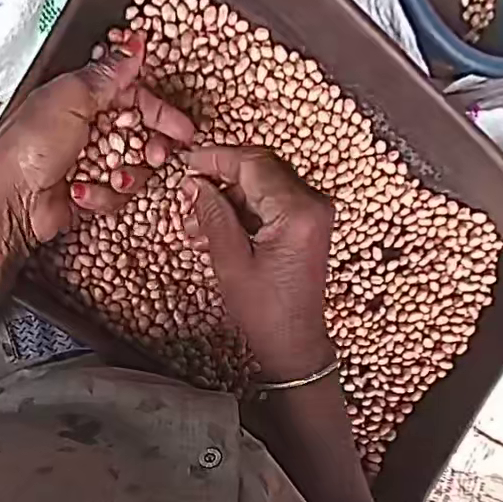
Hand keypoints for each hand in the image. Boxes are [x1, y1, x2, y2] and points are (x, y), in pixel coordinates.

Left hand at [0, 30, 194, 249]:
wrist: (11, 199)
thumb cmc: (32, 145)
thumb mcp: (72, 98)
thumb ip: (108, 74)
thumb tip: (134, 44)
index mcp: (84, 99)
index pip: (135, 100)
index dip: (160, 113)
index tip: (182, 130)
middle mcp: (89, 130)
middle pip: (141, 136)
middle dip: (151, 148)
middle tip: (156, 155)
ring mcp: (90, 164)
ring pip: (133, 169)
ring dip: (125, 176)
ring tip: (111, 178)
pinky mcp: (89, 194)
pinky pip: (115, 196)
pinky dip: (101, 196)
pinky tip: (80, 194)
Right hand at [178, 147, 337, 380]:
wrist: (294, 342)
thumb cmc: (265, 311)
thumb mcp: (231, 261)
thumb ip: (214, 215)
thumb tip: (196, 183)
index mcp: (297, 210)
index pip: (253, 162)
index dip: (216, 159)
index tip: (188, 164)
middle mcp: (313, 203)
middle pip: (260, 169)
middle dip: (220, 180)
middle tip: (189, 196)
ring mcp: (313, 213)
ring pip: (263, 185)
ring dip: (229, 198)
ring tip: (197, 225)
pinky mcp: (308, 224)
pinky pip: (271, 203)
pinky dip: (244, 210)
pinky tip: (216, 230)